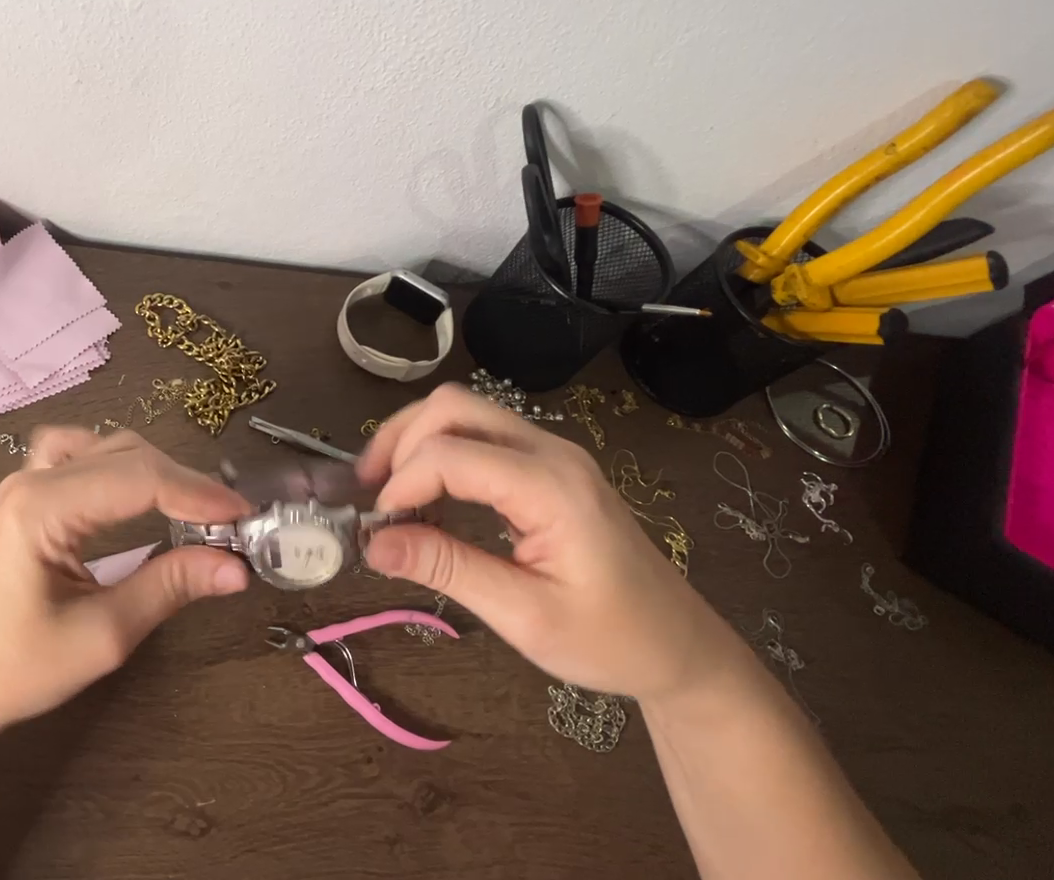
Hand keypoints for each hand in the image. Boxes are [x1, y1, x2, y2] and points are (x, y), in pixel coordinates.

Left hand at [0, 428, 251, 747]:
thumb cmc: (15, 670)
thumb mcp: (103, 635)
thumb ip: (170, 588)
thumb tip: (237, 567)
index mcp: (43, 508)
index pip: (139, 478)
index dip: (199, 492)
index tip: (245, 514)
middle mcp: (32, 481)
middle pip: (125, 454)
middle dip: (183, 481)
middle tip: (229, 519)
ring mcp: (23, 484)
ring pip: (104, 447)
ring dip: (153, 468)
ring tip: (191, 504)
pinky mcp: (25, 498)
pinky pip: (75, 455)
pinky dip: (114, 461)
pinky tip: (130, 487)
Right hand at [357, 383, 736, 700]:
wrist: (681, 646)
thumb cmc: (610, 640)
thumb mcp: (524, 615)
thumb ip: (446, 568)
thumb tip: (372, 544)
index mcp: (551, 487)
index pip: (450, 454)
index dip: (401, 484)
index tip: (379, 529)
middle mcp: (550, 451)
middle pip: (453, 407)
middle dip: (400, 442)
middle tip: (373, 496)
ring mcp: (552, 452)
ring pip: (463, 411)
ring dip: (416, 442)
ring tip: (389, 493)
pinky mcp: (548, 464)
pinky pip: (480, 434)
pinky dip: (440, 453)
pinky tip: (427, 496)